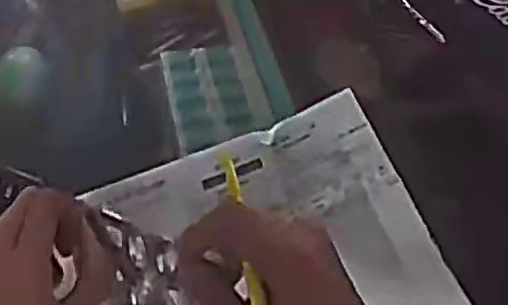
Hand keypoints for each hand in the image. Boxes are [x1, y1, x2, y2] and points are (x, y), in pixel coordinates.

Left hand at [0, 188, 113, 304]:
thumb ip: (93, 277)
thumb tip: (101, 252)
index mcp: (23, 255)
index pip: (48, 199)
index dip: (73, 209)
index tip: (87, 232)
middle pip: (26, 204)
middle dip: (55, 218)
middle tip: (74, 249)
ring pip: (9, 229)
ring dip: (36, 240)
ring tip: (57, 277)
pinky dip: (16, 261)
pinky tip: (31, 296)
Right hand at [177, 202, 362, 304]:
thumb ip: (215, 293)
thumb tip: (190, 266)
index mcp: (287, 241)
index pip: (230, 214)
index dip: (199, 233)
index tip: (181, 257)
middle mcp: (304, 228)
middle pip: (246, 219)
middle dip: (220, 245)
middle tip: (202, 277)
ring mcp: (319, 239)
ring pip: (263, 229)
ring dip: (241, 252)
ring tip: (231, 289)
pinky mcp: (326, 255)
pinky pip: (282, 242)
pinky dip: (263, 258)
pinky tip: (260, 288)